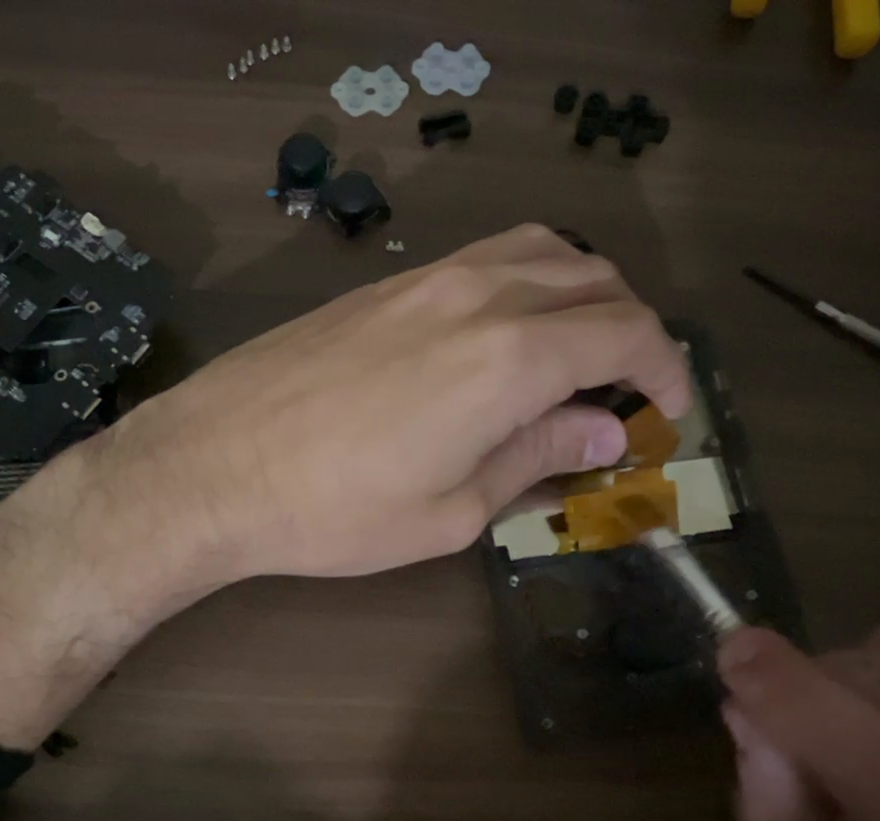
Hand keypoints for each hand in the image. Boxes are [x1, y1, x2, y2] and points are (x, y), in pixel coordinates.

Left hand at [72, 224, 691, 586]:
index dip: (666, 370)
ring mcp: (423, 278)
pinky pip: (480, 257)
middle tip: (626, 390)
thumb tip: (603, 429)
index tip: (669, 412)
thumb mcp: (450, 512)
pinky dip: (521, 281)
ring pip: (537, 250)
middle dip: (630, 329)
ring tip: (575, 352)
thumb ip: (535, 457)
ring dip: (579, 292)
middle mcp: (477, 294)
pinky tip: (502, 334)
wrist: (210, 466)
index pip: (626, 334)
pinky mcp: (382, 283)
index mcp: (509, 356)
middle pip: (591, 280)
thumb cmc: (333, 511)